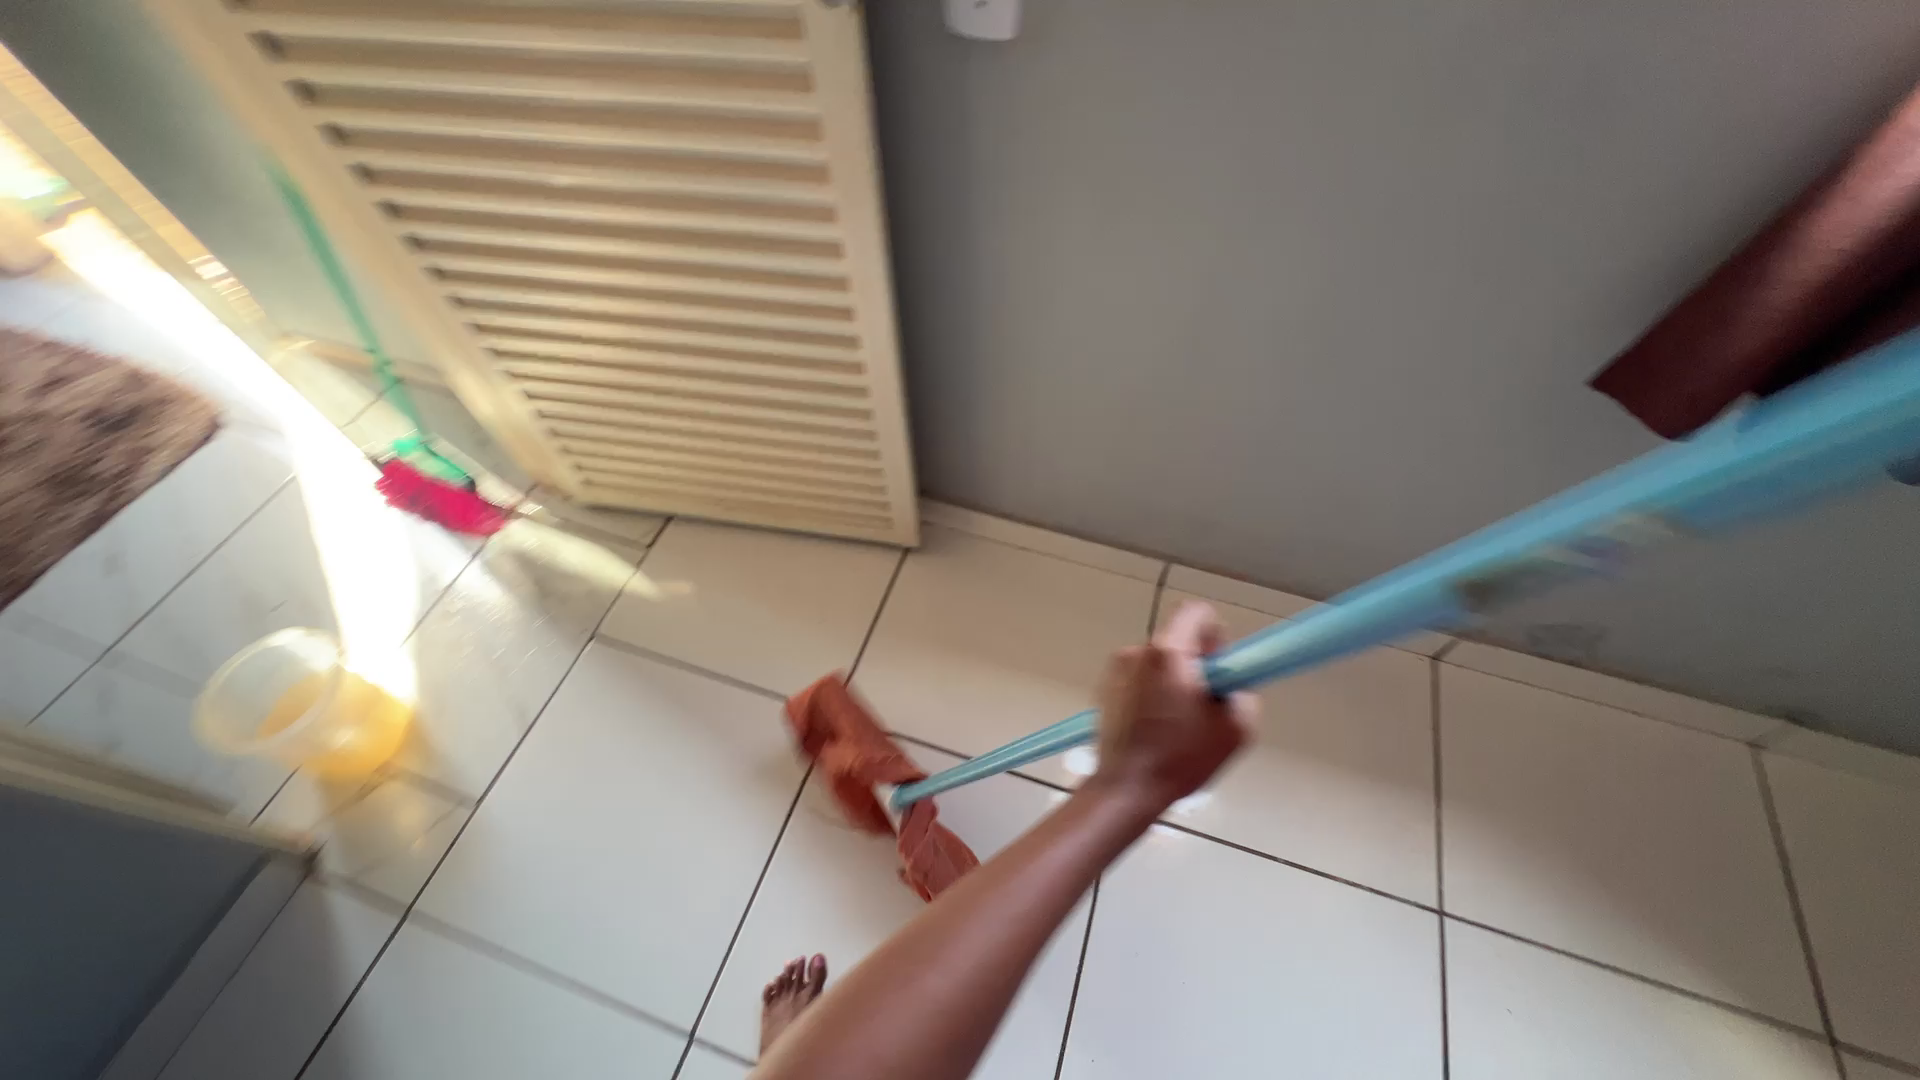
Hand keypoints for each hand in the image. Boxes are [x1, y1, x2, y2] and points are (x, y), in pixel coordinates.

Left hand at [1089, 600, 1253, 810]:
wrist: (1127, 788)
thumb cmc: (1181, 757)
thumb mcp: (1236, 728)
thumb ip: (1242, 691)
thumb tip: (1229, 682)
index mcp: (1167, 652)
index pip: (1196, 612)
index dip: (1215, 635)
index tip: (1219, 669)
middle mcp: (1136, 652)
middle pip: (1176, 640)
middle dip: (1196, 664)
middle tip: (1205, 704)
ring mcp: (1115, 670)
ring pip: (1158, 662)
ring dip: (1173, 681)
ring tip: (1179, 723)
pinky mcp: (1104, 690)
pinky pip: (1139, 679)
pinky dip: (1152, 694)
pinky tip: (1156, 728)